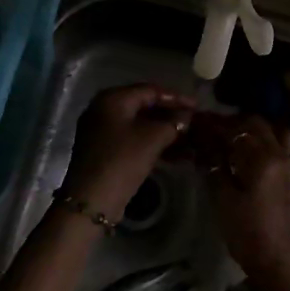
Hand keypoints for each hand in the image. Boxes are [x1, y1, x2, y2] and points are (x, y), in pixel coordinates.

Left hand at [62, 84, 195, 217]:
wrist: (91, 200)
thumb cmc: (122, 160)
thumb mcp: (153, 138)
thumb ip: (174, 123)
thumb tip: (187, 116)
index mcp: (112, 99)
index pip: (150, 90)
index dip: (176, 98)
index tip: (198, 106)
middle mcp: (104, 109)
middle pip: (145, 107)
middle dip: (171, 116)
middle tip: (194, 122)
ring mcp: (103, 131)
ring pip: (141, 126)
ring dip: (165, 132)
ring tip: (191, 140)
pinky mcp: (106, 151)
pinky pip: (134, 140)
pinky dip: (153, 144)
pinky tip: (177, 155)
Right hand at [194, 114, 289, 287]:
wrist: (278, 257)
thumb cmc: (247, 230)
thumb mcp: (223, 199)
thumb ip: (214, 167)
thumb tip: (204, 147)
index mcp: (262, 157)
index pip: (235, 128)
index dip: (213, 125)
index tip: (195, 124)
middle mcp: (277, 153)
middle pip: (255, 123)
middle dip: (230, 123)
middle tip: (207, 130)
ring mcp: (285, 161)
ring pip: (268, 130)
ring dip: (247, 129)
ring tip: (226, 138)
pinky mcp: (287, 173)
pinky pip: (275, 143)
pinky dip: (260, 139)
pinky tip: (243, 151)